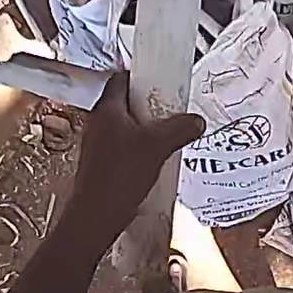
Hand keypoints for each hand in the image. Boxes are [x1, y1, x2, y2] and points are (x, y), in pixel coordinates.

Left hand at [63, 72, 205, 249]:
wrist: (96, 215)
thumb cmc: (118, 177)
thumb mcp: (157, 146)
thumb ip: (179, 129)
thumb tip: (195, 121)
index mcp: (106, 110)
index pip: (120, 79)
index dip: (140, 77)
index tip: (159, 81)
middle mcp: (97, 124)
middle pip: (124, 104)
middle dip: (147, 107)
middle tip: (168, 112)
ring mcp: (96, 145)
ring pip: (123, 127)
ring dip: (144, 130)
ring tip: (165, 137)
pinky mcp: (100, 164)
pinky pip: (122, 147)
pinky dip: (137, 149)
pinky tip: (153, 160)